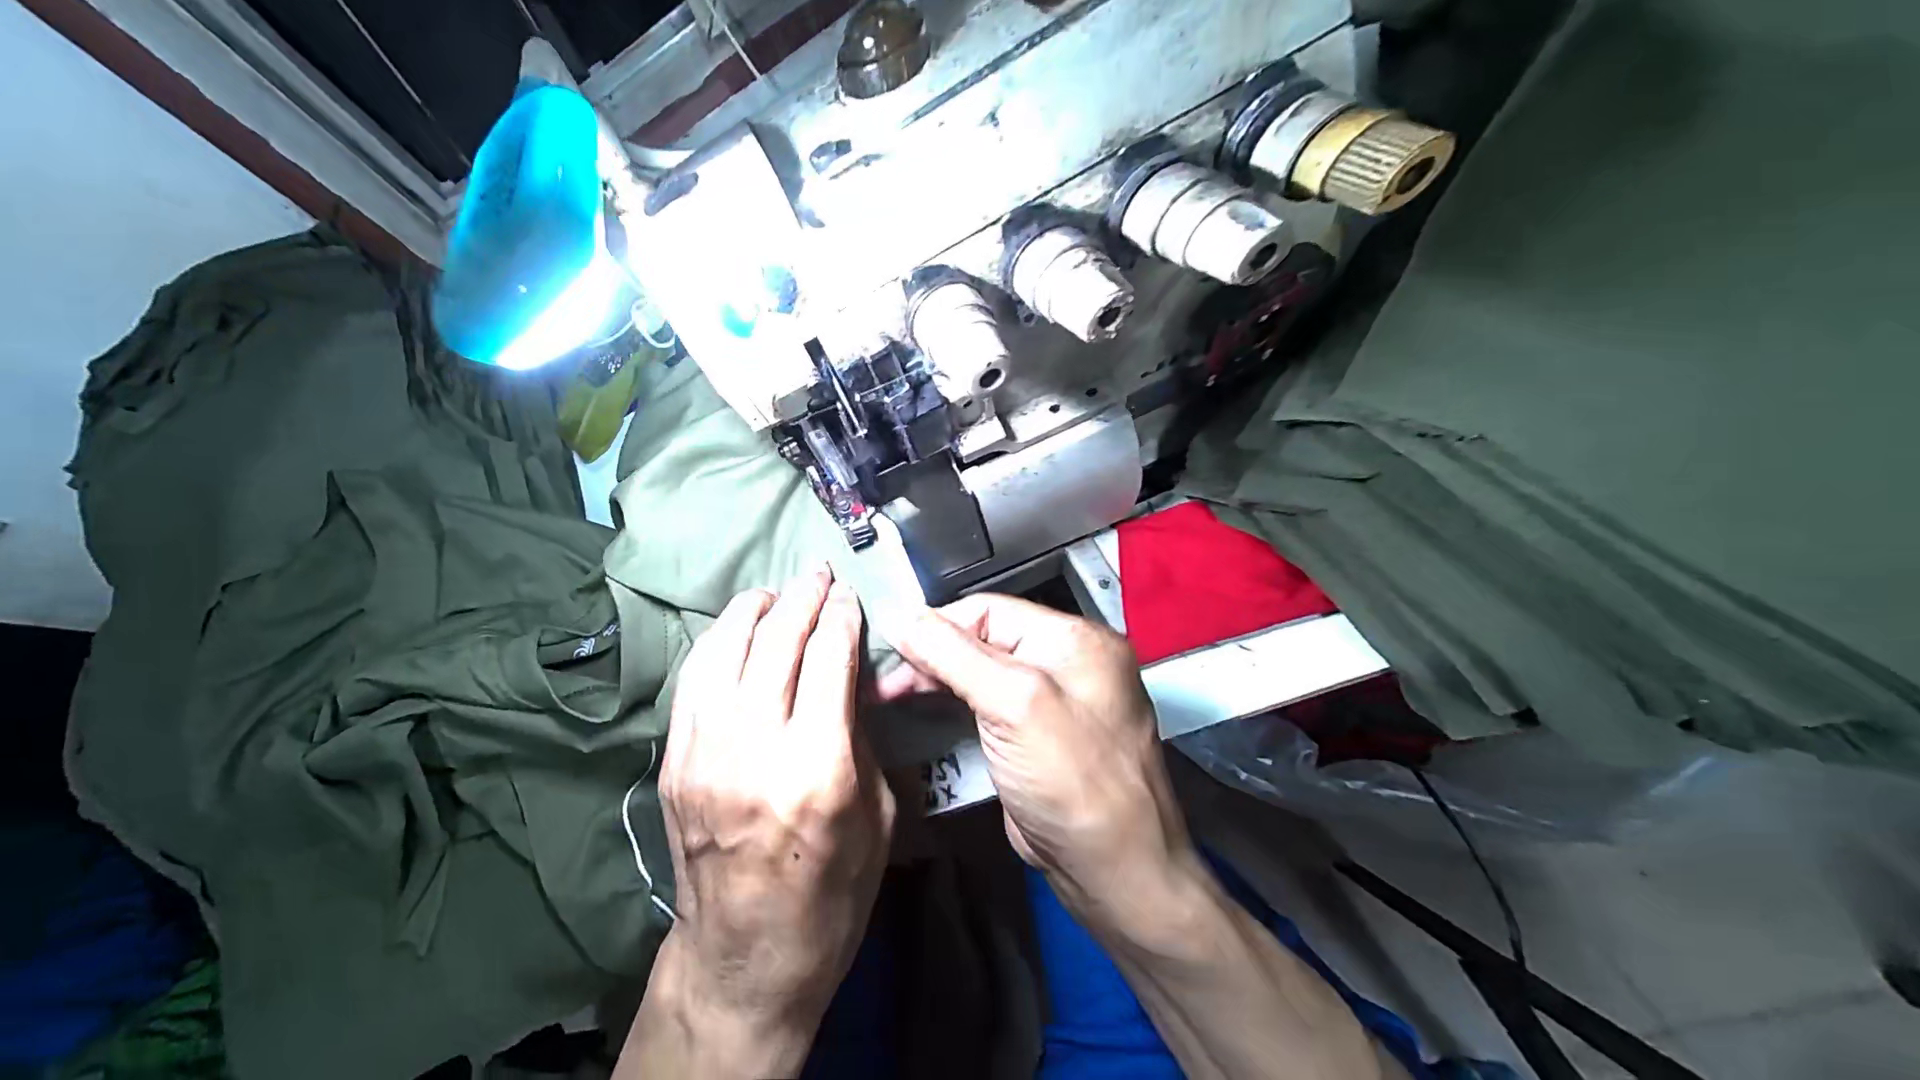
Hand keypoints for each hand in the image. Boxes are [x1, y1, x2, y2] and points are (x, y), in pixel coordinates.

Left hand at [621, 569, 894, 1079]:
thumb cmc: (832, 894)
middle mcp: (755, 750)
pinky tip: (735, 632)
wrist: (745, 958)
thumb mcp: (877, 816)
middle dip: (802, 599)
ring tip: (774, 593)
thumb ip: (862, 739)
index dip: (841, 617)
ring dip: (752, 611)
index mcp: (818, 768)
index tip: (849, 597)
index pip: (829, 659)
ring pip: (724, 652)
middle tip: (817, 574)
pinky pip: (694, 683)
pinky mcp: (675, 764)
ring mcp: (704, 754)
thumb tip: (848, 680)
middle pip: (777, 643)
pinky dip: (716, 645)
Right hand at [885, 594, 1196, 926]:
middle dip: (933, 656)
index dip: (939, 627)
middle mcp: (1067, 663)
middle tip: (888, 681)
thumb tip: (905, 620)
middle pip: (984, 640)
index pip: (991, 610)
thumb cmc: (1076, 784)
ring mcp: (1052, 702)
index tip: (893, 650)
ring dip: (938, 681)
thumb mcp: (1015, 705)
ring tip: (895, 696)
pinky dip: (954, 706)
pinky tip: (924, 712)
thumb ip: (957, 656)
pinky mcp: (1035, 738)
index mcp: (1075, 640)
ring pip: (981, 674)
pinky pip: (987, 707)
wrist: (1114, 874)